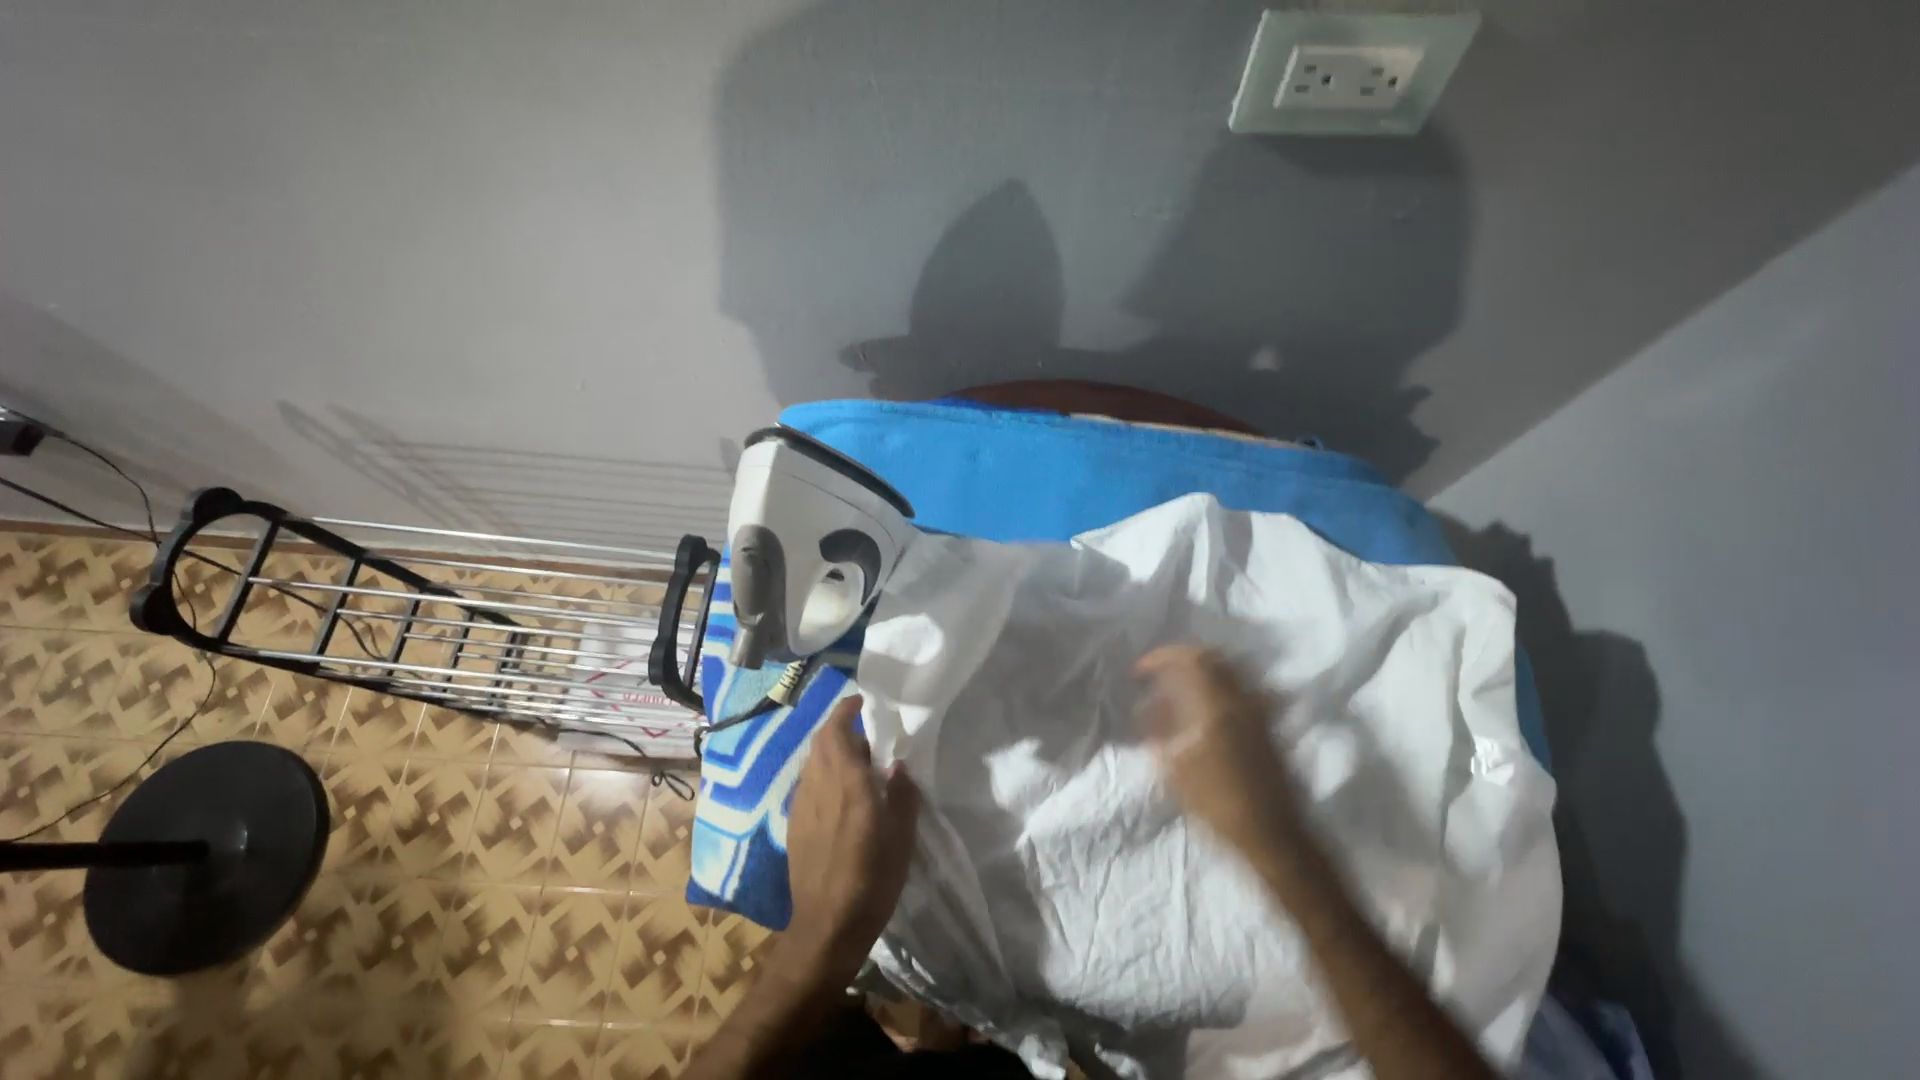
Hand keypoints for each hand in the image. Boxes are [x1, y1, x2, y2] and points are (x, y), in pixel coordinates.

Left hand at [784, 695, 921, 987]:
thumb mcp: (902, 838)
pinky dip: (822, 774)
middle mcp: (818, 785)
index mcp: (847, 782)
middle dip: (840, 727)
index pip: (837, 729)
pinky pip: (808, 783)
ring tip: (857, 762)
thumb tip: (898, 765)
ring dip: (831, 751)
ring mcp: (800, 804)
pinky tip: (840, 794)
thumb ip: (902, 795)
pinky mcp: (793, 824)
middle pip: (821, 741)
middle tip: (867, 733)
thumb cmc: (872, 880)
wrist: (826, 926)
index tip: (864, 702)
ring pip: (812, 762)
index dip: (847, 710)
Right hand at [1135, 645, 1309, 859]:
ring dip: (1204, 673)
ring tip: (1182, 691)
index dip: (1162, 657)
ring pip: (1232, 672)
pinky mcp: (1271, 727)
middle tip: (1161, 675)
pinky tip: (1208, 711)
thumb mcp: (1174, 768)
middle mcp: (1243, 699)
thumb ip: (1158, 728)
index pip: (1190, 658)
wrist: (1270, 835)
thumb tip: (1147, 704)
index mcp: (1217, 705)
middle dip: (1183, 660)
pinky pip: (1245, 691)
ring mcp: (1262, 712)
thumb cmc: (1216, 804)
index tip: (1140, 671)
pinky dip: (1222, 690)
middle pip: (1215, 658)